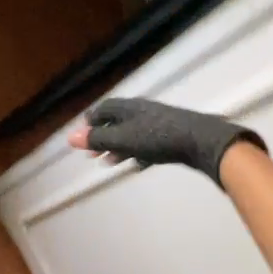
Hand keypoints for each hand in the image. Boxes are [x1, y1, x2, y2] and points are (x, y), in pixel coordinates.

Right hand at [69, 98, 265, 187]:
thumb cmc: (159, 138)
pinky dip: (139, 153)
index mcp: (129, 108)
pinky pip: (149, 143)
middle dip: (103, 138)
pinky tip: (137, 165)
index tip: (82, 136)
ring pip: (132, 134)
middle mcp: (142, 111)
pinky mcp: (172, 135)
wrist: (202, 141)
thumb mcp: (124, 139)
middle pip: (117, 122)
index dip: (91, 122)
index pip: (103, 109)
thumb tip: (69, 138)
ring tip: (110, 163)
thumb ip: (98, 140)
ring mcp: (159, 122)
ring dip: (119, 148)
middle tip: (92, 154)